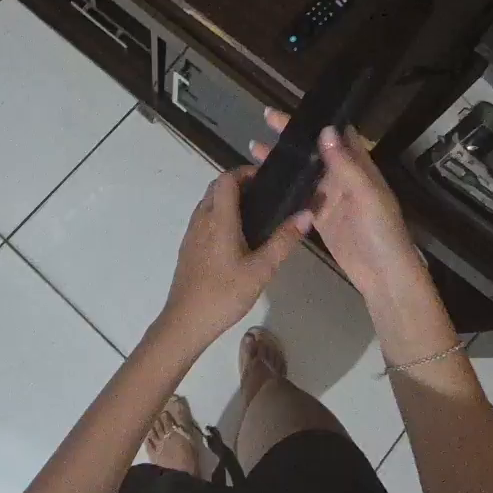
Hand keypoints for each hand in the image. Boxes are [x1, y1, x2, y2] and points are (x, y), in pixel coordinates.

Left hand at [157, 168, 310, 349]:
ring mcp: (191, 232)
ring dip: (228, 199)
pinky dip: (220, 214)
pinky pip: (204, 218)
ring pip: (208, 202)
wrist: (186, 320)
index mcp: (218, 218)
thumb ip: (283, 240)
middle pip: (216, 187)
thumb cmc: (224, 293)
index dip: (245, 172)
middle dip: (239, 184)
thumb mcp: (261, 269)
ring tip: (255, 214)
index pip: (226, 178)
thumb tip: (307, 214)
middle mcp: (201, 218)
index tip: (266, 179)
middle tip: (265, 195)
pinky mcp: (188, 246)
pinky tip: (237, 236)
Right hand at [251, 111, 432, 313]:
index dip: (318, 120)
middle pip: (315, 150)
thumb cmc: (381, 231)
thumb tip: (325, 129)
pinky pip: (298, 196)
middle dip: (293, 136)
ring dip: (283, 160)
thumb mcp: (365, 195)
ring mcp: (330, 197)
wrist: (383, 275)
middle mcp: (343, 177)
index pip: (337, 134)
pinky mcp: (318, 216)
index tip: (295, 108)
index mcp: (359, 167)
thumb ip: (345, 164)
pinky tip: (263, 180)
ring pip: (303, 172)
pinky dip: (282, 187)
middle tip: (266, 118)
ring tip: (255, 147)